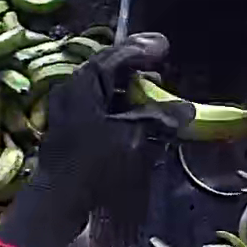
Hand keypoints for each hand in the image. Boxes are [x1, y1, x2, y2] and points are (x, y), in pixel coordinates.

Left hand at [0, 33, 189, 246]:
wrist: (59, 200)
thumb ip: (157, 118)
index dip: (141, 49)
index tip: (164, 45)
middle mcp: (74, 93)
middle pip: (110, 73)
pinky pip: (105, 112)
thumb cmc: (92, 161)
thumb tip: (187, 109)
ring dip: (134, 93)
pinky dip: (126, 111)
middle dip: (138, 70)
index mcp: (82, 84)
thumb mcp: (128, 135)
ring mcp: (73, 114)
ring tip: (158, 94)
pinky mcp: (77, 134)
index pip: (114, 57)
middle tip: (163, 69)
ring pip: (108, 93)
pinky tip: (143, 119)